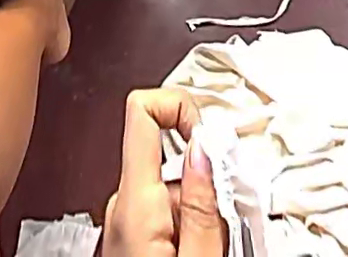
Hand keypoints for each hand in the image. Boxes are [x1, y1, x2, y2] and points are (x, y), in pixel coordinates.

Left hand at [102, 89, 226, 256]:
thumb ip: (201, 205)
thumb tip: (203, 146)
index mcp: (133, 205)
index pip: (140, 110)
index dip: (178, 105)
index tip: (207, 134)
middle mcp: (122, 205)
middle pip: (166, 148)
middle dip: (203, 169)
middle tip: (225, 208)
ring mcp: (125, 219)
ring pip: (172, 178)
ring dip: (200, 200)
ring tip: (213, 243)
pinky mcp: (132, 234)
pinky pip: (166, 202)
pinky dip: (190, 216)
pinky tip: (201, 248)